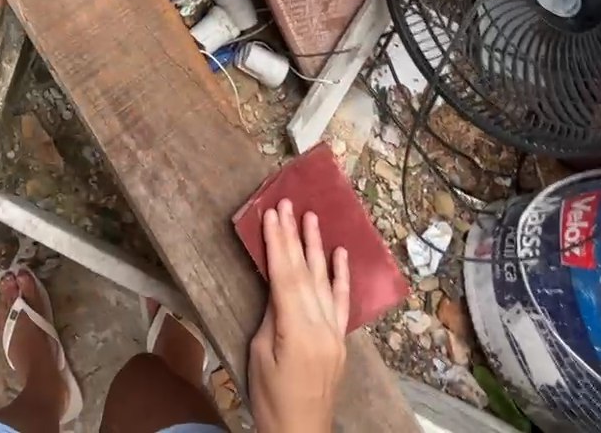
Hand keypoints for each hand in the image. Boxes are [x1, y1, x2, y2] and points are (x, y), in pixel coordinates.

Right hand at [249, 204, 350, 432]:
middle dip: (294, 236)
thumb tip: (276, 284)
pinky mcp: (339, 341)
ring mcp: (334, 334)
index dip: (277, 243)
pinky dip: (340, 277)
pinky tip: (339, 254)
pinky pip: (341, 303)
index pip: (285, 276)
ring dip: (316, 247)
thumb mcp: (259, 352)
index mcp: (297, 331)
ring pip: (323, 282)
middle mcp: (321, 328)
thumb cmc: (269, 395)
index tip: (270, 213)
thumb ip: (271, 315)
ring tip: (311, 217)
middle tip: (286, 204)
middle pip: (305, 273)